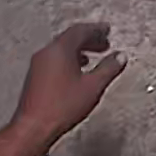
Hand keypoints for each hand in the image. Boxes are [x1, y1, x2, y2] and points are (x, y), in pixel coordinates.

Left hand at [10, 23, 126, 146]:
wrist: (34, 126)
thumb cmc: (61, 106)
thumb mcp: (93, 86)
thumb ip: (108, 68)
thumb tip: (120, 57)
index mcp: (60, 50)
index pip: (80, 30)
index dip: (96, 29)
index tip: (106, 29)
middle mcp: (46, 53)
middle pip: (70, 38)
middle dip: (89, 39)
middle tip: (103, 42)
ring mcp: (38, 65)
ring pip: (61, 50)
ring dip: (79, 50)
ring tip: (93, 57)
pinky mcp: (36, 77)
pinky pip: (54, 60)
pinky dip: (69, 60)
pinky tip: (76, 72)